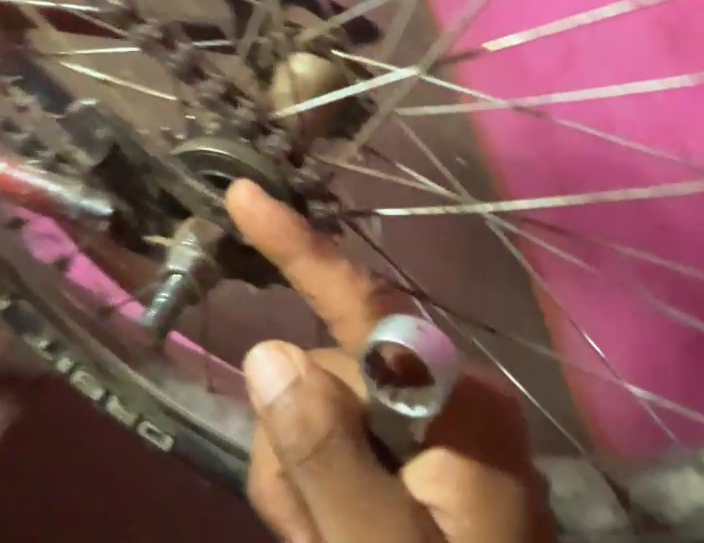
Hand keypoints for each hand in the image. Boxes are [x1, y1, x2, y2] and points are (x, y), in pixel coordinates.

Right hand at [226, 180, 557, 542]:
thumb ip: (326, 458)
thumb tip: (267, 350)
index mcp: (458, 405)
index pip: (364, 306)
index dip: (298, 248)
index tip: (244, 194)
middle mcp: (445, 397)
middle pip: (321, 374)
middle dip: (292, 446)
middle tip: (310, 536)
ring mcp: (425, 431)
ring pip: (311, 414)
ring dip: (297, 485)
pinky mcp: (406, 461)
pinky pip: (325, 447)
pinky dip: (308, 496)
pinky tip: (329, 534)